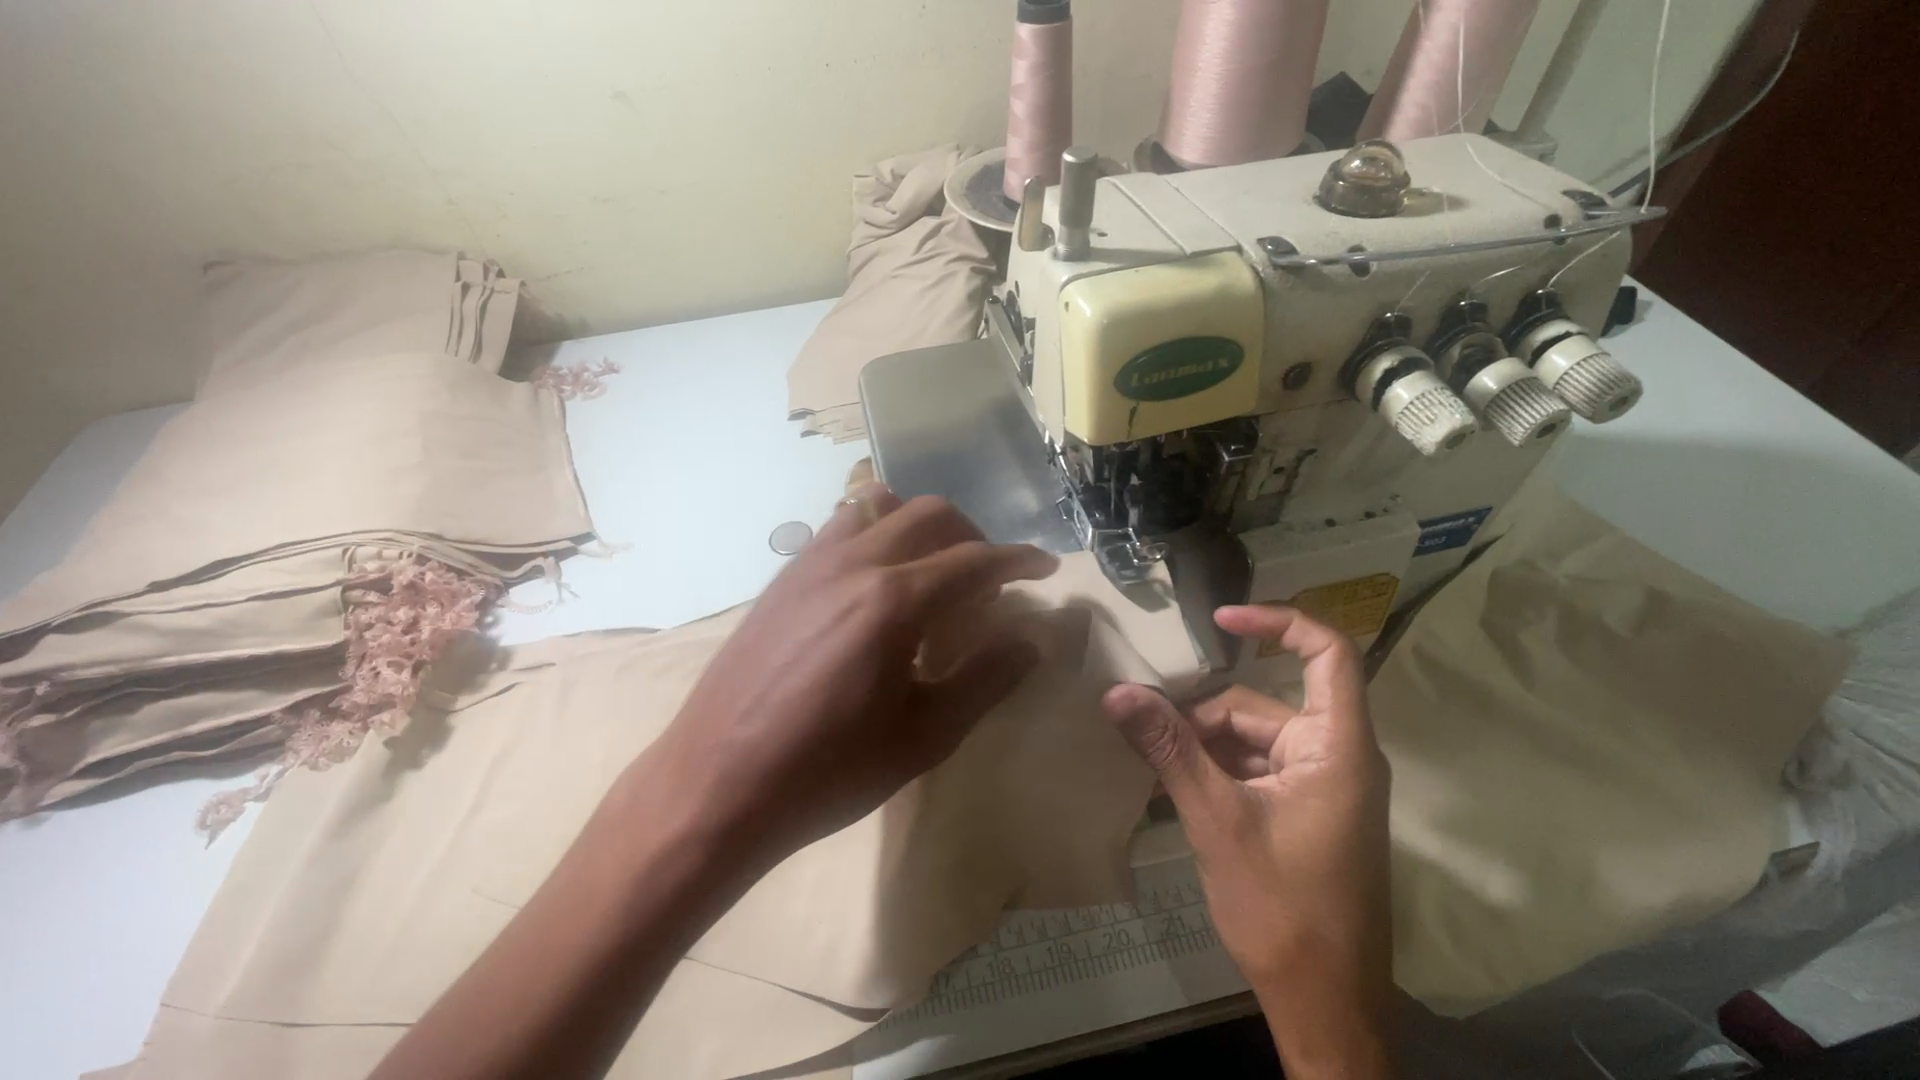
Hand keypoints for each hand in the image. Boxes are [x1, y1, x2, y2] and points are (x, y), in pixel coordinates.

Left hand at [653, 485, 1056, 863]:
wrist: (718, 783)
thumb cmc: (828, 772)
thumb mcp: (922, 739)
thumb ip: (984, 681)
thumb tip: (1029, 641)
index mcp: (894, 601)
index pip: (975, 560)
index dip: (1019, 560)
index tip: (1045, 568)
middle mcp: (853, 563)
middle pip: (930, 514)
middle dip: (973, 536)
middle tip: (989, 582)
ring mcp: (810, 564)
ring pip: (879, 507)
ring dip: (920, 526)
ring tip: (932, 572)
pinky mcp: (782, 578)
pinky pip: (839, 527)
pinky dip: (875, 533)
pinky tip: (876, 584)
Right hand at [1102, 605, 1392, 1078]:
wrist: (1325, 1003)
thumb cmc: (1283, 906)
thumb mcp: (1216, 820)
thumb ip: (1169, 750)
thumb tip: (1117, 693)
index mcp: (1338, 748)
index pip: (1327, 654)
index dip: (1278, 621)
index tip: (1220, 619)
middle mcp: (1338, 758)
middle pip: (1265, 705)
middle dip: (1204, 715)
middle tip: (1144, 728)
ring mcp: (1324, 790)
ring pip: (1254, 741)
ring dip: (1204, 748)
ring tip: (1150, 765)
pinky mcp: (1307, 817)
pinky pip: (1257, 773)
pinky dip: (1217, 774)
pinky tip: (1173, 791)